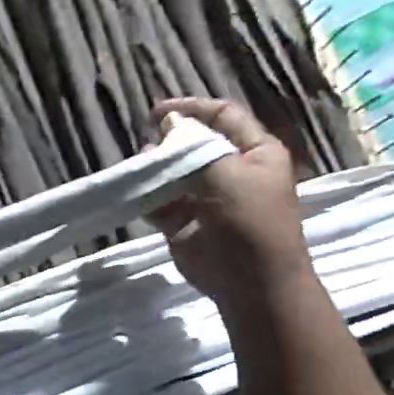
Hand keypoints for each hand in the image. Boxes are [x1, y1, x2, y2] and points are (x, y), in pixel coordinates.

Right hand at [150, 97, 312, 305]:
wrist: (252, 285)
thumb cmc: (250, 223)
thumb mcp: (228, 174)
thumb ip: (195, 147)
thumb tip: (168, 125)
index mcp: (256, 153)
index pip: (222, 116)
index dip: (192, 109)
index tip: (157, 112)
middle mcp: (232, 172)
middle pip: (194, 145)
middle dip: (170, 143)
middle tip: (149, 144)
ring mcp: (207, 201)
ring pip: (175, 175)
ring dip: (156, 170)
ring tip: (142, 168)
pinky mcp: (185, 227)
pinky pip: (162, 205)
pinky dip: (148, 198)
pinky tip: (137, 192)